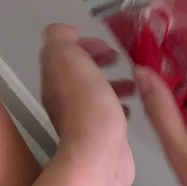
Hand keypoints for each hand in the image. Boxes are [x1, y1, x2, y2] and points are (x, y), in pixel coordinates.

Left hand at [40, 25, 134, 185]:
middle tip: (119, 60)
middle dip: (99, 60)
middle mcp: (60, 93)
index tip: (107, 47)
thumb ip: (60, 38)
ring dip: (111, 81)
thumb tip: (67, 33)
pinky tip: (130, 107)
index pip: (64, 49)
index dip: (85, 43)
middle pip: (79, 69)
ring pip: (93, 89)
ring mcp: (77, 114)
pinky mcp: (96, 133)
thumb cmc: (86, 100)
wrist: (97, 151)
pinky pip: (105, 111)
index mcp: (53, 73)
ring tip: (133, 83)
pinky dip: (116, 103)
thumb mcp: (66, 56)